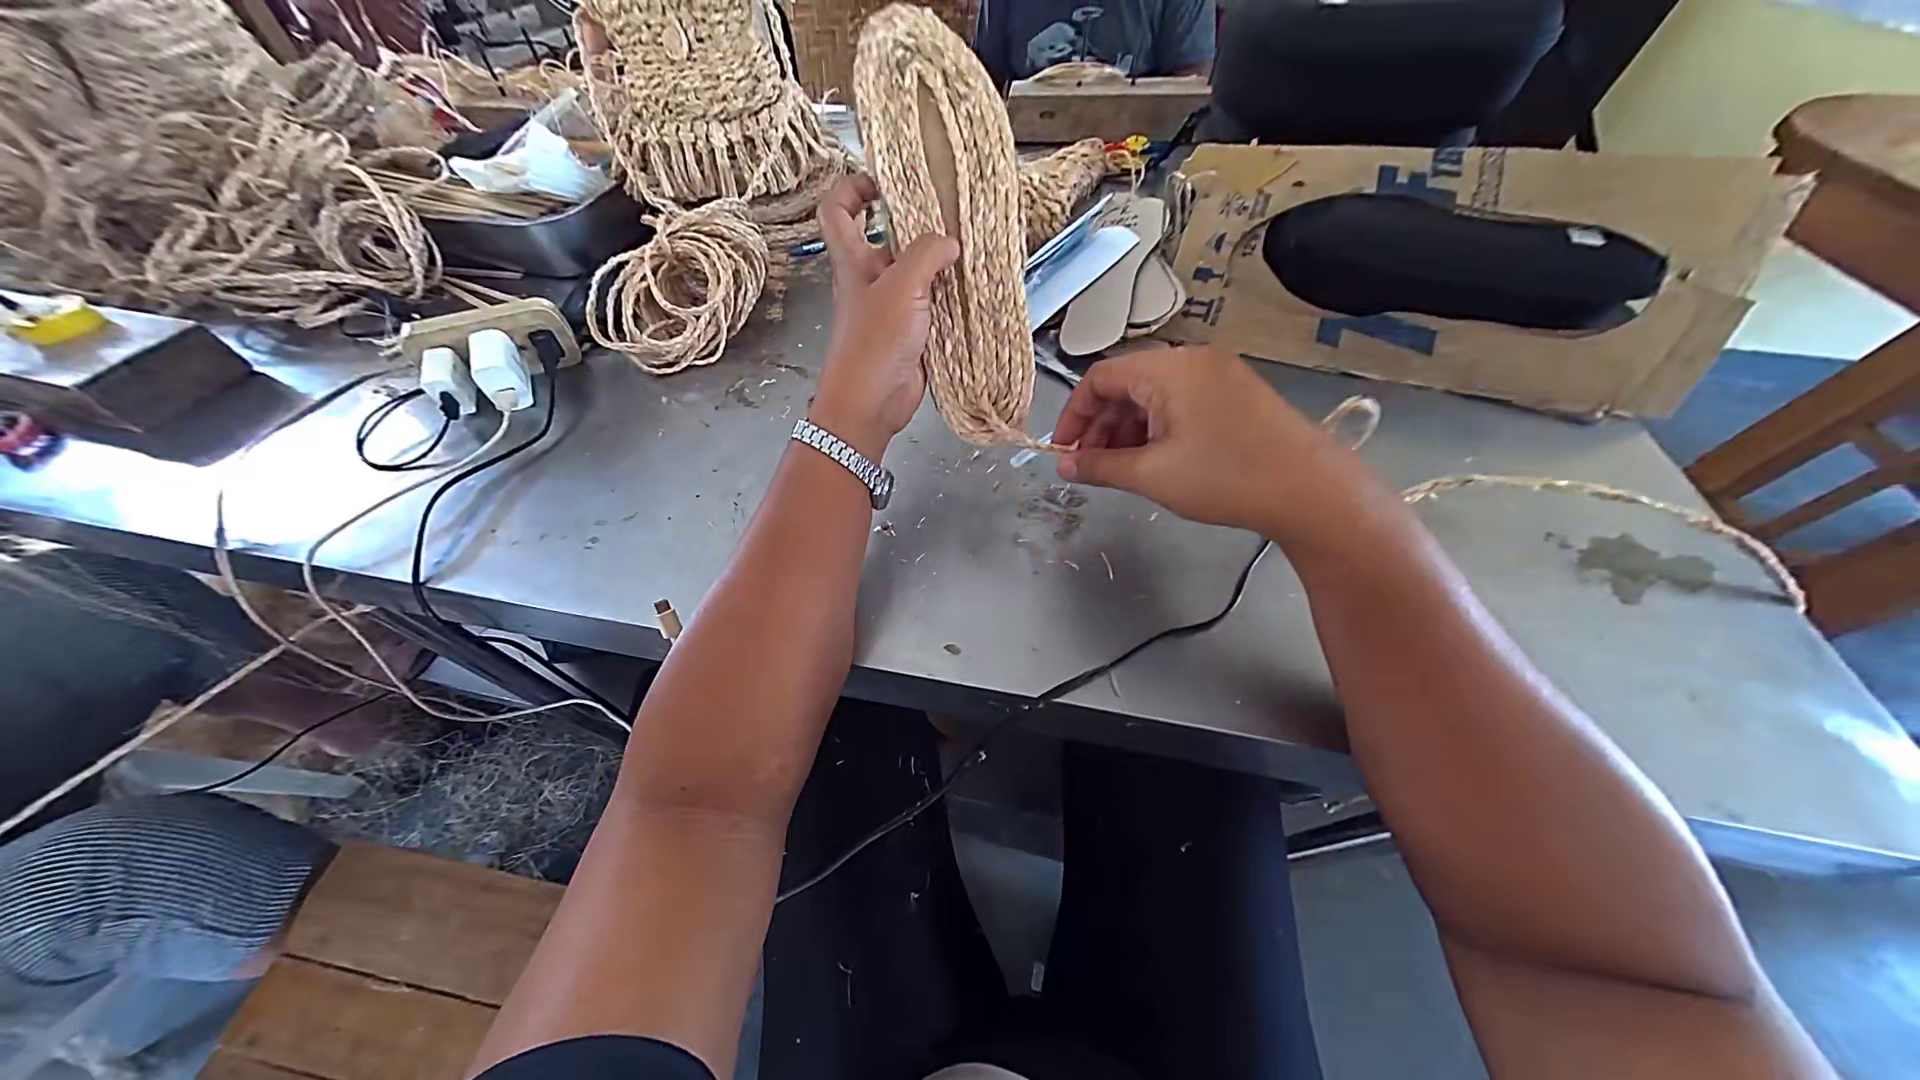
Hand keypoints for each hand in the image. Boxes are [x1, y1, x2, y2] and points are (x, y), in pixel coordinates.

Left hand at [811, 174, 959, 460]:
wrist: (872, 403)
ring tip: (970, 247)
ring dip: (939, 262)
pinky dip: (950, 296)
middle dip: (914, 222)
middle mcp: (870, 281)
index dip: (853, 188)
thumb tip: (949, 241)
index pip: (837, 210)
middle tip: (947, 212)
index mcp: (853, 262)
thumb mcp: (900, 288)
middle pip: (886, 238)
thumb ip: (925, 255)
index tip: (882, 179)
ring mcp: (891, 308)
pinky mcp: (912, 333)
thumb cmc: (873, 345)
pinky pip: (932, 305)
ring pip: (915, 273)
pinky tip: (973, 289)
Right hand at [1054, 347, 1384, 544]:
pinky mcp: (1236, 394)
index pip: (1100, 377)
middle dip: (1101, 426)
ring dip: (1128, 430)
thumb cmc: (1226, 478)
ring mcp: (1218, 374)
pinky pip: (1181, 402)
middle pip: (1127, 384)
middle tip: (1090, 466)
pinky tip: (1154, 460)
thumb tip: (1065, 465)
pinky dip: (1157, 428)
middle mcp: (1193, 360)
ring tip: (1120, 469)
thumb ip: (1100, 467)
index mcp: (1169, 369)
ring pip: (1153, 395)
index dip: (1074, 415)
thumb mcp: (1152, 475)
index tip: (1063, 450)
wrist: (1310, 491)